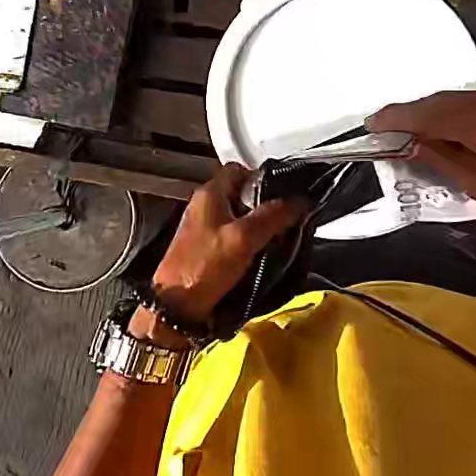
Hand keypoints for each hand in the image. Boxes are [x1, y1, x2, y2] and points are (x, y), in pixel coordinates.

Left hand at [148, 164, 304, 334]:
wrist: (176, 306)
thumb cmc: (204, 267)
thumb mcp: (243, 238)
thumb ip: (272, 216)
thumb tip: (299, 201)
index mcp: (209, 193)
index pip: (240, 170)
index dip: (264, 178)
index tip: (286, 193)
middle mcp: (204, 205)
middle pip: (242, 193)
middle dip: (265, 204)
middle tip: (287, 218)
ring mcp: (204, 226)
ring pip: (239, 215)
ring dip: (259, 224)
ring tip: (279, 236)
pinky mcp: (206, 247)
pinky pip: (233, 234)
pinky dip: (249, 240)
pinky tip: (261, 252)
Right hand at [366, 71, 475, 231]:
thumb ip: (442, 159)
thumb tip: (409, 142)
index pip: (435, 112)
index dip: (399, 117)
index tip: (373, 123)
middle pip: (447, 102)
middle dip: (417, 116)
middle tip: (389, 131)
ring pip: (463, 99)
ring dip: (440, 114)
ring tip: (418, 133)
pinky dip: (463, 112)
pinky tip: (453, 128)